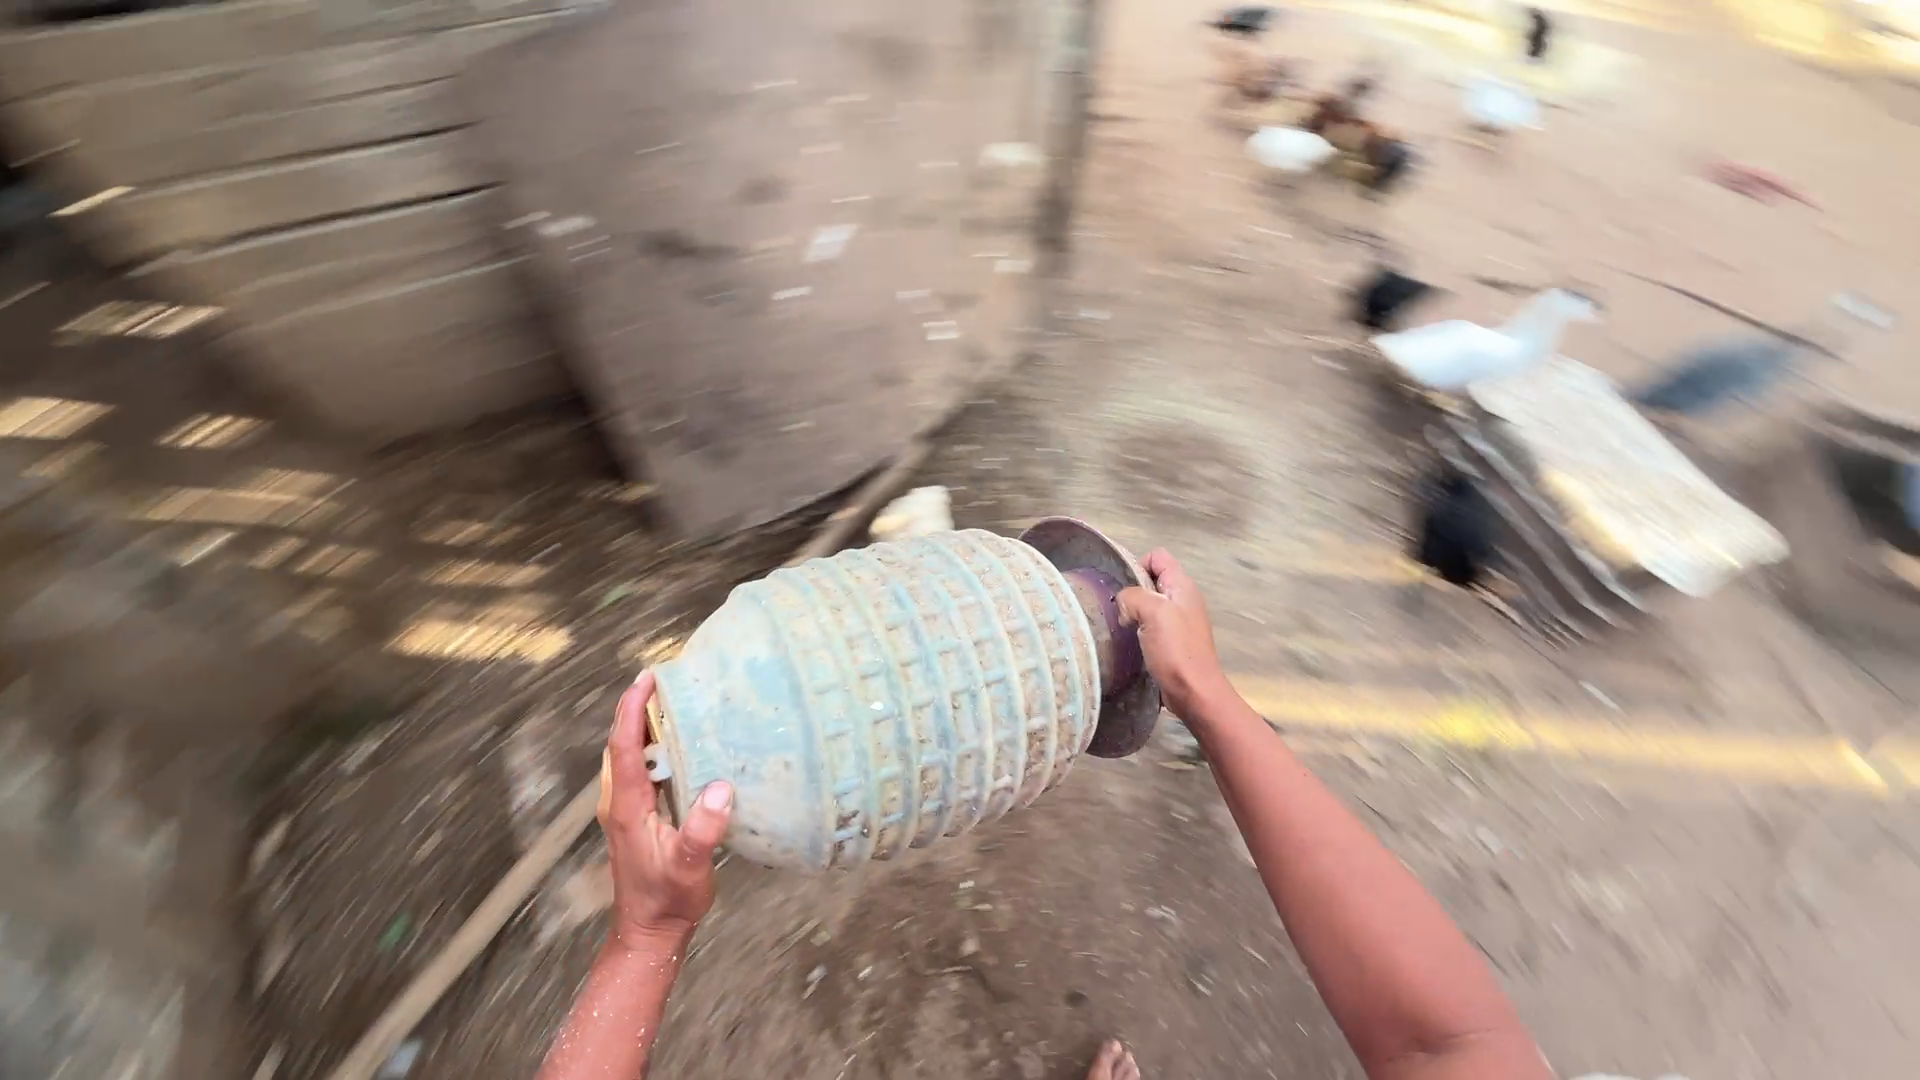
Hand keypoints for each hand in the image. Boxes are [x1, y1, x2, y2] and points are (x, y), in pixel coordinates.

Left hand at [598, 671, 732, 952]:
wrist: (648, 934)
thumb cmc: (668, 901)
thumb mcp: (690, 867)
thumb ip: (702, 831)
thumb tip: (721, 788)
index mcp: (627, 807)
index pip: (624, 747)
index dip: (632, 711)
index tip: (647, 679)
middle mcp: (618, 802)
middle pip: (618, 744)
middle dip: (634, 707)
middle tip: (660, 679)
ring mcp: (623, 809)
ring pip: (623, 755)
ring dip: (638, 724)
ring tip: (666, 701)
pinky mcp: (633, 816)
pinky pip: (634, 768)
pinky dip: (647, 744)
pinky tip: (672, 742)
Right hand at [1116, 549, 1233, 721]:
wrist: (1195, 692)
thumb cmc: (1176, 650)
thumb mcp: (1154, 613)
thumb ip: (1134, 596)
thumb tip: (1124, 603)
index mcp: (1182, 586)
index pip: (1157, 556)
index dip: (1138, 564)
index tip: (1127, 589)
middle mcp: (1182, 599)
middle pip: (1151, 579)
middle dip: (1132, 590)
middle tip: (1121, 610)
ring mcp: (1179, 621)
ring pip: (1149, 603)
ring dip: (1133, 612)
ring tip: (1123, 627)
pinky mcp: (1173, 641)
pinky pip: (1150, 624)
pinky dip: (1138, 629)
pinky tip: (1131, 642)